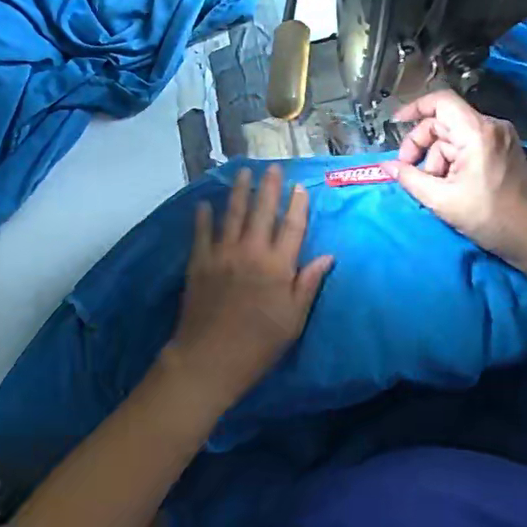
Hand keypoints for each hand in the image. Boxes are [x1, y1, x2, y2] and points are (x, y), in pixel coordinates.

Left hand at [163, 165, 334, 405]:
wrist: (209, 358)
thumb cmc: (259, 344)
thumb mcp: (293, 319)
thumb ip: (308, 284)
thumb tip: (328, 256)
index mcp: (278, 266)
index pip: (291, 227)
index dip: (297, 205)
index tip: (300, 187)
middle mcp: (250, 252)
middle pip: (261, 212)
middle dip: (268, 188)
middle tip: (272, 168)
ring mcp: (222, 255)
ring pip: (232, 214)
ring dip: (238, 191)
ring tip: (243, 172)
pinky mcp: (198, 263)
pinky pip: (201, 233)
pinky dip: (203, 217)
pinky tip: (204, 203)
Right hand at [383, 89, 526, 256]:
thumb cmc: (487, 217)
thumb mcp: (440, 200)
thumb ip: (410, 178)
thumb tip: (386, 166)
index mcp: (477, 133)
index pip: (441, 101)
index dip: (414, 108)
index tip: (395, 124)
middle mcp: (492, 127)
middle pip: (444, 121)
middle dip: (421, 145)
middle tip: (408, 171)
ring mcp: (501, 137)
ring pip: (454, 137)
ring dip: (437, 158)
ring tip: (435, 187)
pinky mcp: (504, 148)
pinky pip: (468, 145)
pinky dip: (453, 161)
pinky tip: (450, 184)